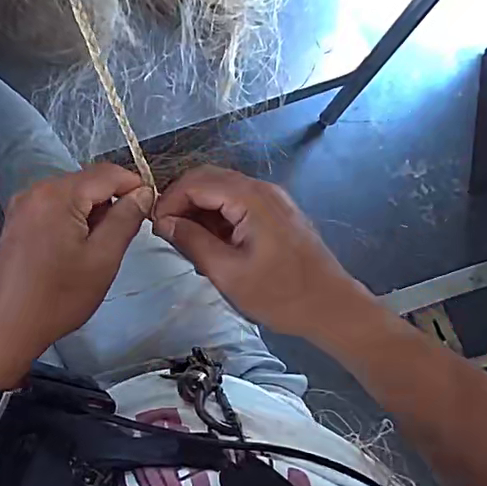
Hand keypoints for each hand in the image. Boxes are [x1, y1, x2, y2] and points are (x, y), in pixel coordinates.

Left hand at [0, 164, 153, 388]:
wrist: (8, 328)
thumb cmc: (60, 296)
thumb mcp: (103, 258)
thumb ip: (126, 219)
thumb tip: (143, 192)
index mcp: (58, 194)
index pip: (108, 173)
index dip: (135, 186)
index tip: (151, 211)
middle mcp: (36, 190)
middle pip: (88, 181)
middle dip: (113, 200)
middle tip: (128, 235)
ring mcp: (22, 205)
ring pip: (72, 194)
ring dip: (95, 211)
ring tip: (103, 246)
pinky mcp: (17, 222)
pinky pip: (55, 207)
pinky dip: (74, 218)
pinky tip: (78, 247)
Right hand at [152, 167, 376, 341]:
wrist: (331, 306)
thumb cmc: (281, 295)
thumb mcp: (228, 273)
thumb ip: (193, 242)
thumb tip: (165, 222)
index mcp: (251, 199)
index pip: (196, 182)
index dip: (170, 200)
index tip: (155, 227)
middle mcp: (263, 190)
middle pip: (209, 179)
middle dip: (182, 202)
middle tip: (167, 234)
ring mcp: (274, 200)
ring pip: (224, 191)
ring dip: (200, 211)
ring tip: (188, 244)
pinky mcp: (278, 214)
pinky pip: (240, 204)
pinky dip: (220, 217)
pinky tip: (213, 245)